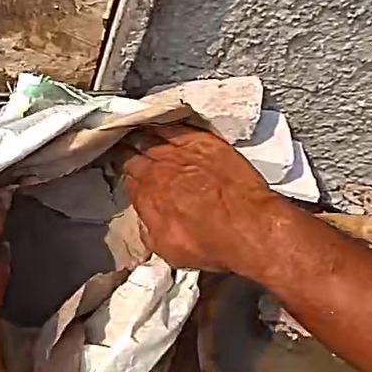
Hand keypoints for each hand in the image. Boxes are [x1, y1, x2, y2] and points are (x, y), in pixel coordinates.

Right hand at [116, 125, 302, 273]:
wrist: (247, 227)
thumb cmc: (212, 242)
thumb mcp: (167, 249)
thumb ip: (150, 229)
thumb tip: (146, 224)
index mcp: (146, 193)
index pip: (127, 174)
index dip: (124, 169)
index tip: (124, 167)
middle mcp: (160, 167)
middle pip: (137, 150)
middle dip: (129, 147)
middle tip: (125, 143)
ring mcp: (184, 152)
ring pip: (155, 134)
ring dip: (144, 131)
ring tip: (138, 128)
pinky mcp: (207, 143)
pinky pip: (180, 126)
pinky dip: (168, 123)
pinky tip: (166, 122)